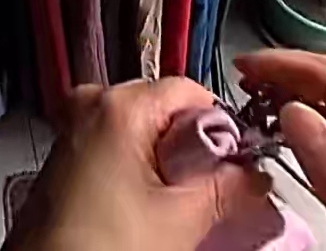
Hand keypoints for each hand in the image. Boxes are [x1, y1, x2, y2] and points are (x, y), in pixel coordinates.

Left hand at [4, 77, 270, 250]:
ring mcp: (76, 120)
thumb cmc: (103, 247)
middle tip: (208, 193)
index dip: (220, 124)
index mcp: (119, 104)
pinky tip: (145, 200)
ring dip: (166, 156)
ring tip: (176, 203)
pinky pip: (117, 137)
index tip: (237, 165)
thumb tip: (257, 178)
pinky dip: (139, 161)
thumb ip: (224, 192)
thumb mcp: (176, 223)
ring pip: (141, 123)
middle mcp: (93, 99)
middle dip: (192, 145)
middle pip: (163, 105)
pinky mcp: (68, 144)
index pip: (187, 90)